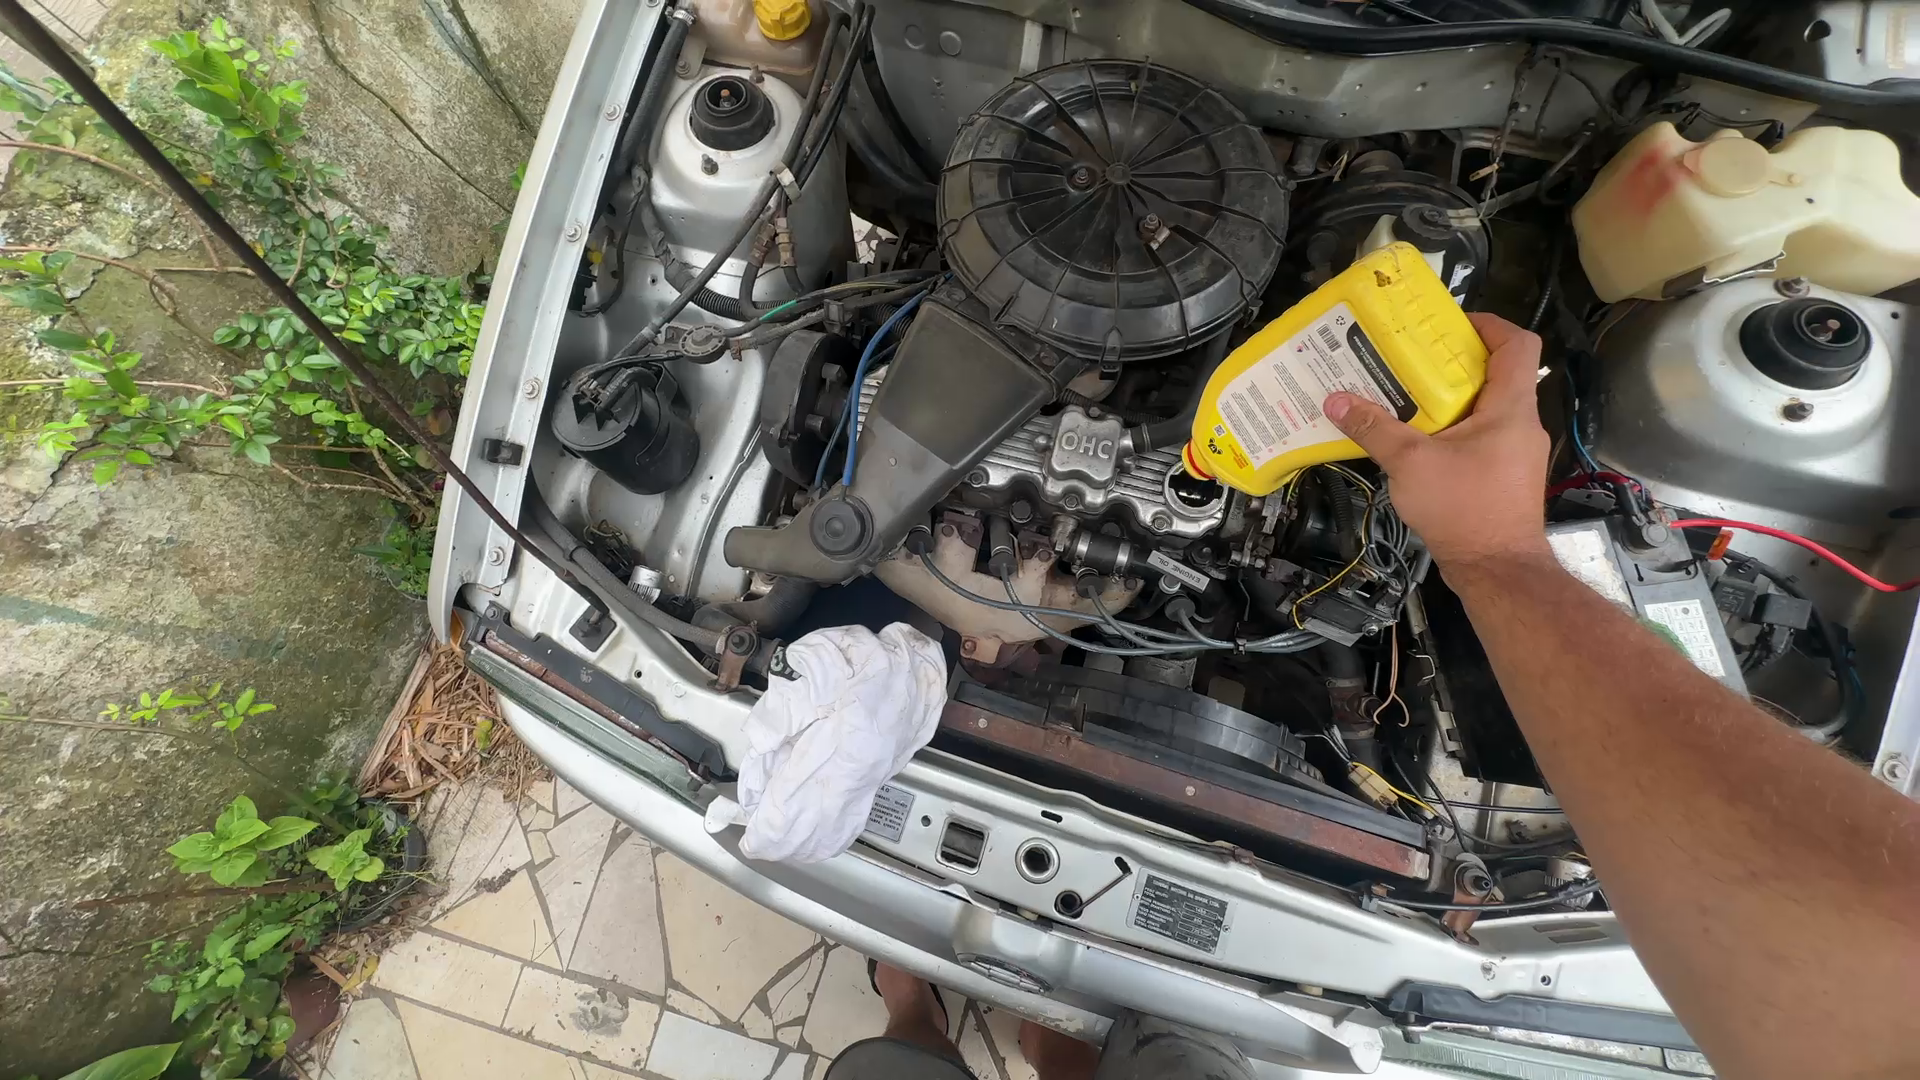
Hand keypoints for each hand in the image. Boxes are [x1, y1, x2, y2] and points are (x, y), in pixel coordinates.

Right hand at [1323, 313, 1550, 568]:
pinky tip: (1414, 444)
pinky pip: (1474, 439)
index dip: (1488, 326)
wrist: (1494, 566)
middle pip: (1493, 377)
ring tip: (1402, 401)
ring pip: (1481, 411)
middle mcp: (1518, 424)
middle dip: (1450, 366)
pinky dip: (1447, 431)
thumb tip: (1336, 400)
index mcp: (1509, 408)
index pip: (1516, 345)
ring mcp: (1512, 452)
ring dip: (1445, 401)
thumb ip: (1374, 429)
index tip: (1448, 325)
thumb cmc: (1463, 507)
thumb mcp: (1410, 463)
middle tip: (1407, 363)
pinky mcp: (1500, 477)